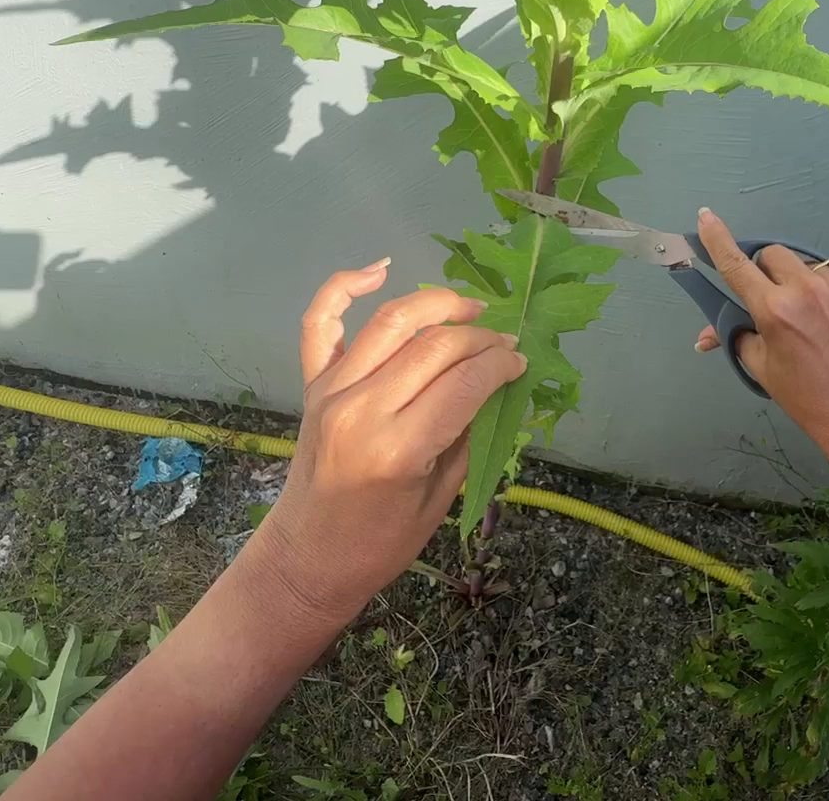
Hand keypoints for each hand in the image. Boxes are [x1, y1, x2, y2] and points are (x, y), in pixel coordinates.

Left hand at [240, 260, 526, 623]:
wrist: (307, 558)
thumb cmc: (382, 542)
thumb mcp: (442, 496)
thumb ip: (469, 432)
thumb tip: (498, 383)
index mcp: (398, 448)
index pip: (465, 382)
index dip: (501, 364)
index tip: (521, 361)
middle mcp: (361, 407)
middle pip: (435, 345)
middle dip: (481, 337)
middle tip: (505, 343)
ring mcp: (331, 389)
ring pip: (392, 320)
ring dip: (438, 304)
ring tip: (470, 308)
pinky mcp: (312, 382)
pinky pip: (322, 320)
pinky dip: (345, 285)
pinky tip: (381, 269)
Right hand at [691, 209, 828, 462]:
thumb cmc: (808, 399)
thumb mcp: (762, 370)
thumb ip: (736, 339)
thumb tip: (705, 337)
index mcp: (774, 310)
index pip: (736, 265)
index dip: (717, 238)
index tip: (706, 216)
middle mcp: (806, 290)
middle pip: (772, 255)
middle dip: (765, 271)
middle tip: (772, 302)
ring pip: (804, 266)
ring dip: (797, 282)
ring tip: (810, 319)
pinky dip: (826, 295)